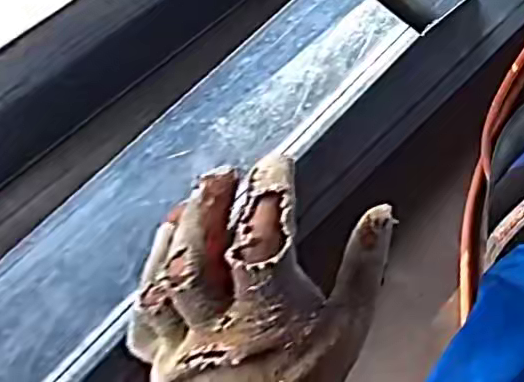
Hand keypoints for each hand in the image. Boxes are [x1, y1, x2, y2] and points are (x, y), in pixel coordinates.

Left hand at [129, 154, 394, 381]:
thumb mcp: (350, 325)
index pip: (264, 238)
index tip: (277, 162)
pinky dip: (148, 282)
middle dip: (210, 209)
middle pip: (202, 258)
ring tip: (184, 205)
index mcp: (266, 308)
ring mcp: (180, 348)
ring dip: (174, 240)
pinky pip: (144, 321)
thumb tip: (380, 213)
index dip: (269, 195)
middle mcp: (216, 325)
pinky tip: (158, 258)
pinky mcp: (159, 366)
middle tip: (221, 172)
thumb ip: (364, 265)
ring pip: (165, 287)